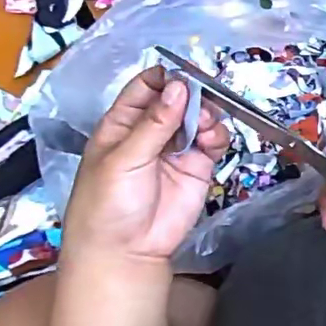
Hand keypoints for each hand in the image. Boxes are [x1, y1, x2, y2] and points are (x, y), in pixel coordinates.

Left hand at [62, 67, 228, 264]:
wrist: (126, 252)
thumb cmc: (107, 205)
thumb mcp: (123, 160)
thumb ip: (154, 124)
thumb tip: (180, 86)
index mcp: (122, 125)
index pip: (146, 88)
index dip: (166, 78)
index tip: (186, 73)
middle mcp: (152, 132)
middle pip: (179, 100)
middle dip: (194, 95)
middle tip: (203, 99)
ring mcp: (177, 149)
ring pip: (200, 118)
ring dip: (207, 116)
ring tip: (206, 126)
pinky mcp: (199, 166)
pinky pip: (214, 141)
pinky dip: (218, 136)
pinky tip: (212, 140)